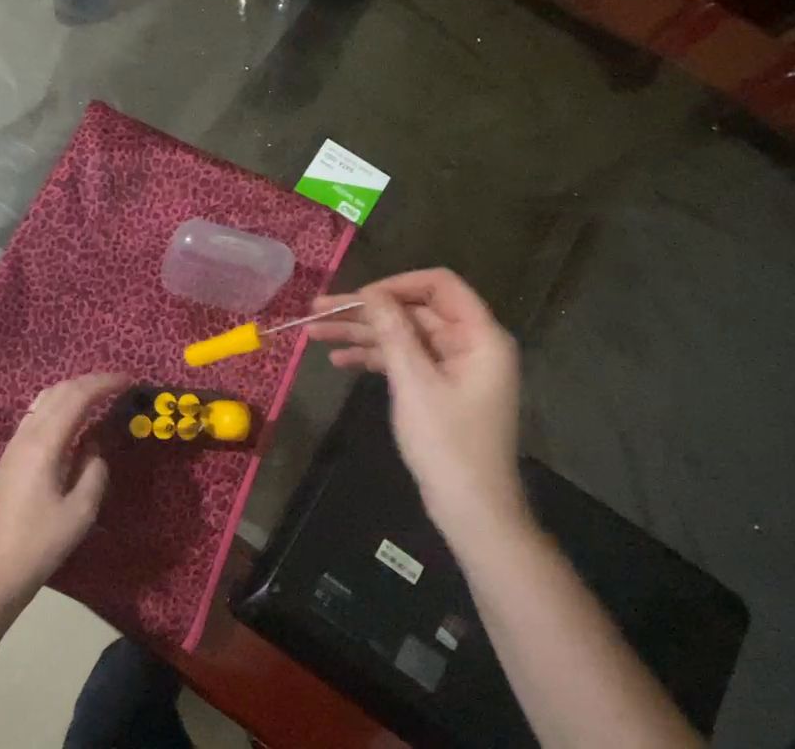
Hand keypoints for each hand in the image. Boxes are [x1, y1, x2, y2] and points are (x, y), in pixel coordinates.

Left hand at [0, 372, 125, 606]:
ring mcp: (12, 447)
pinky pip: (36, 418)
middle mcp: (25, 436)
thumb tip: (95, 449)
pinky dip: (58, 408)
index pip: (76, 396)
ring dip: (71, 392)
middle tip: (117, 385)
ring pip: (43, 402)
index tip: (129, 380)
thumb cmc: (37, 545)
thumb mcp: (79, 513)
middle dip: (88, 382)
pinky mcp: (8, 460)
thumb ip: (94, 473)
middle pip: (57, 392)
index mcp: (43, 443)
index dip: (104, 383)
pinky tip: (71, 423)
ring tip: (97, 398)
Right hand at [304, 270, 528, 539]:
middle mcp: (471, 343)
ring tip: (314, 334)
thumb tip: (371, 292)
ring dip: (362, 334)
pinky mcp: (442, 388)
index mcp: (480, 336)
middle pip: (414, 311)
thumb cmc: (447, 444)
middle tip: (317, 312)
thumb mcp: (414, 383)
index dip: (395, 285)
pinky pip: (406, 360)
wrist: (472, 510)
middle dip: (366, 311)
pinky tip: (339, 360)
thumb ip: (393, 332)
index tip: (357, 297)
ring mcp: (456, 367)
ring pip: (404, 336)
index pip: (439, 285)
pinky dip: (376, 358)